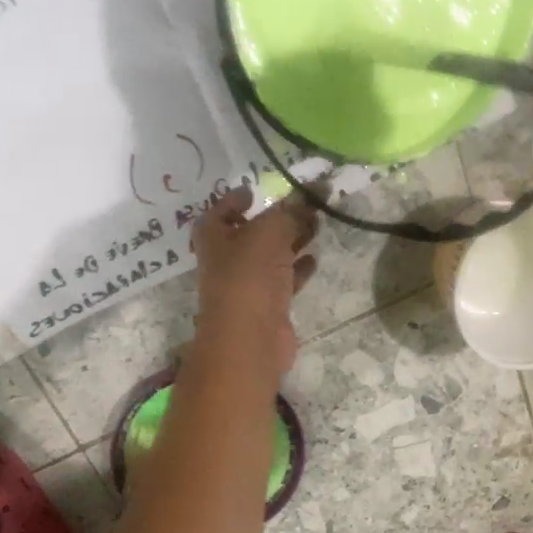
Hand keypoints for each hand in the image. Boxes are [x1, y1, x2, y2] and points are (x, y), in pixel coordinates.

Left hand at [191, 188, 318, 377]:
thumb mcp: (269, 233)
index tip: (253, 192)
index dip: (234, 201)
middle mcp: (227, 262)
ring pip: (271, 257)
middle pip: (252, 234)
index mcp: (214, 239)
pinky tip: (314, 259)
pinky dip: (298, 269)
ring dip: (292, 242)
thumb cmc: (249, 277)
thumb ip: (291, 212)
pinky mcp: (268, 309)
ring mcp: (247, 288)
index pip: (219, 213)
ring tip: (317, 226)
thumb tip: (313, 191)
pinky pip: (284, 282)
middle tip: (305, 205)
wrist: (250, 340)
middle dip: (277, 219)